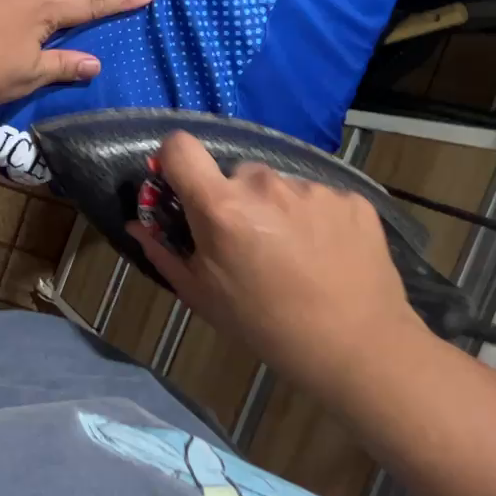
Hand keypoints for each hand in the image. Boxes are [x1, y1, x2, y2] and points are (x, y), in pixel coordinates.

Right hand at [125, 132, 431, 391]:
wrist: (357, 349)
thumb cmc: (263, 324)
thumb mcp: (199, 293)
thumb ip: (162, 251)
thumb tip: (138, 225)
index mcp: (219, 205)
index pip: (180, 146)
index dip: (174, 160)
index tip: (182, 186)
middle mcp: (265, 185)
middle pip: (234, 172)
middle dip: (233, 197)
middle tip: (246, 239)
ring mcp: (313, 189)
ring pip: (278, 186)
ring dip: (275, 208)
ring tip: (291, 252)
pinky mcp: (351, 200)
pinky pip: (318, 197)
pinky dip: (314, 218)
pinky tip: (324, 254)